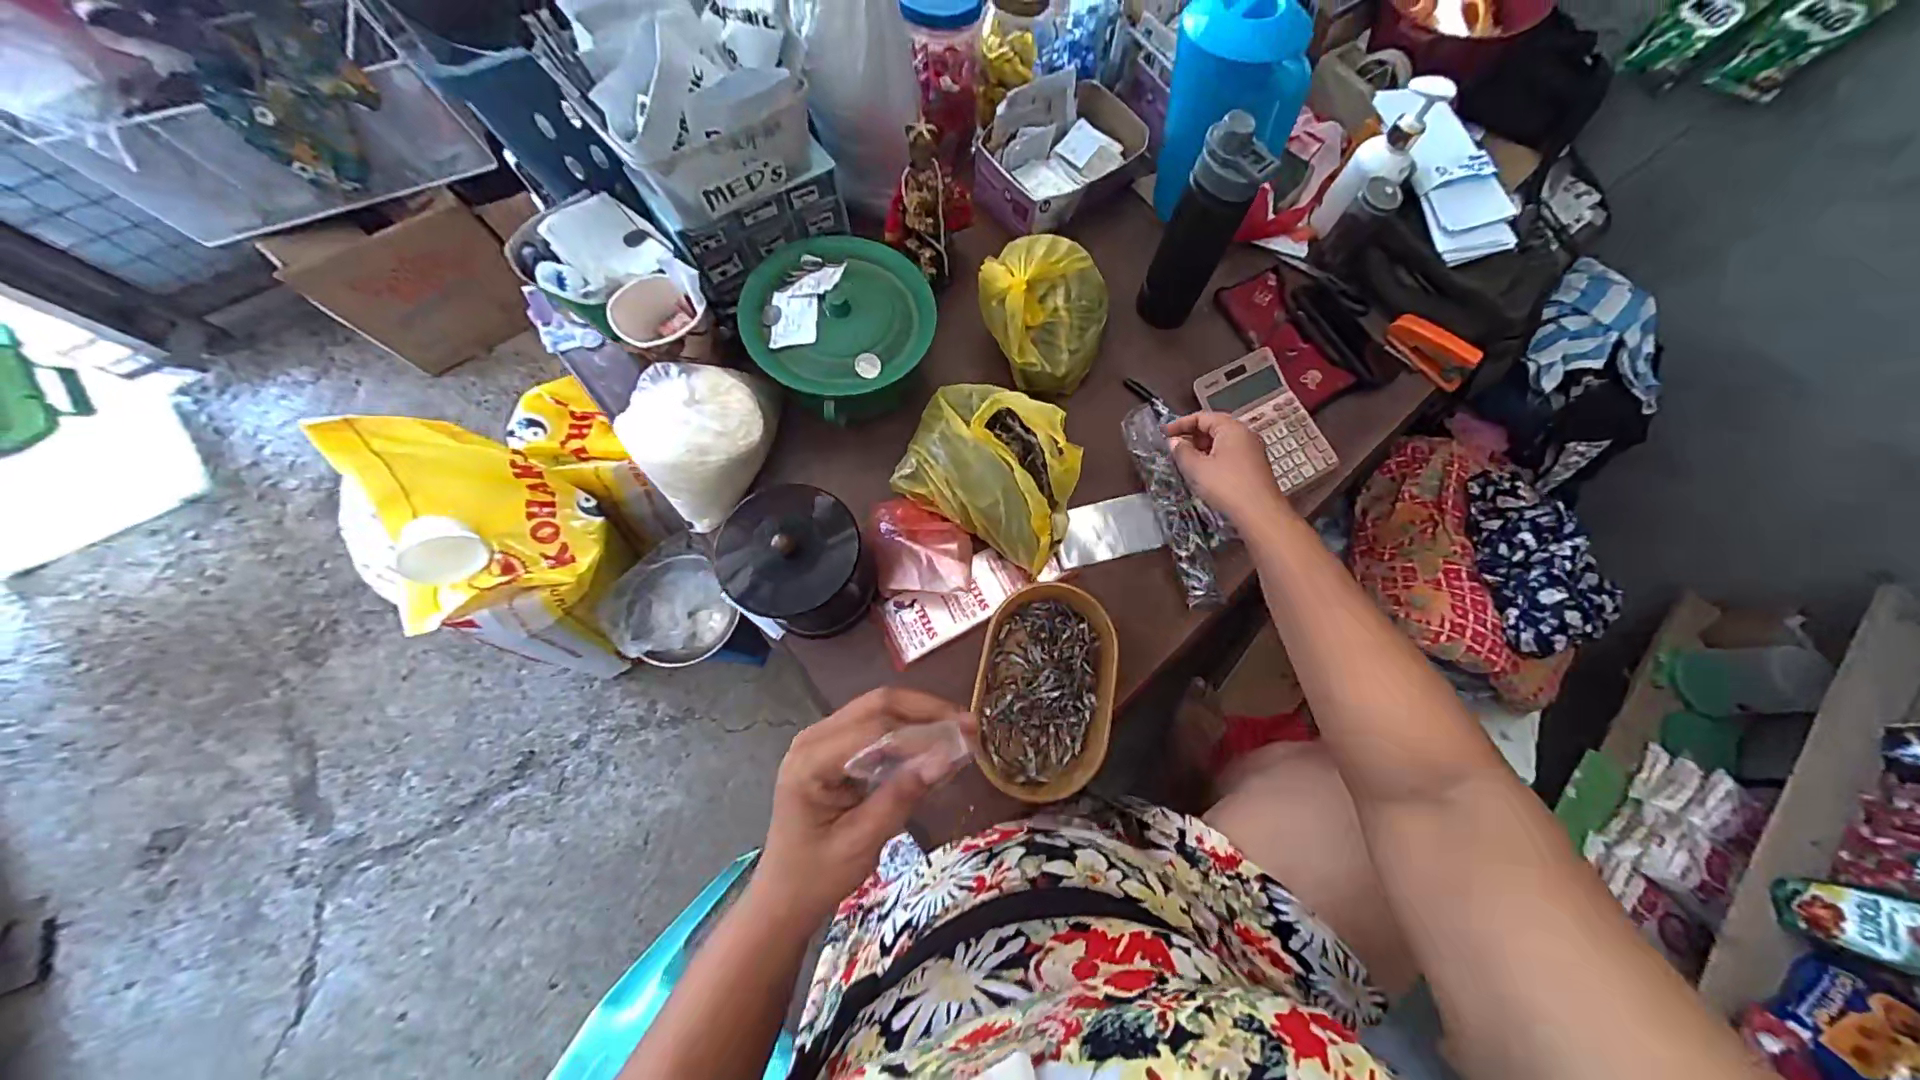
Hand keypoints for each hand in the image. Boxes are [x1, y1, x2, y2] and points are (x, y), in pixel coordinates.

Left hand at [755, 688, 973, 925]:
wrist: (784, 896)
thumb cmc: (817, 876)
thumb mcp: (862, 842)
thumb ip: (901, 796)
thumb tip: (947, 757)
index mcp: (811, 761)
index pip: (875, 729)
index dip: (922, 731)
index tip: (965, 740)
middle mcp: (812, 737)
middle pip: (878, 705)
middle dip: (926, 711)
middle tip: (970, 726)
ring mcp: (820, 737)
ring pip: (878, 708)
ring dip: (920, 715)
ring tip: (959, 729)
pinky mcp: (832, 745)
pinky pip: (874, 724)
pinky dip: (906, 728)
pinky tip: (933, 741)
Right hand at [1165, 411, 1294, 525]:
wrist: (1259, 513)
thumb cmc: (1226, 486)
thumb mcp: (1196, 468)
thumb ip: (1181, 451)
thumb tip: (1175, 441)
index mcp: (1232, 428)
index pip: (1202, 416)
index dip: (1180, 423)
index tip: (1164, 434)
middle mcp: (1245, 435)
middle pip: (1213, 427)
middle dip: (1191, 436)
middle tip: (1173, 448)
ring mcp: (1252, 451)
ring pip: (1221, 442)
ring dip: (1201, 448)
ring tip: (1184, 461)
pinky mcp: (1253, 467)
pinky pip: (1229, 454)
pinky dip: (1212, 458)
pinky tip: (1202, 472)